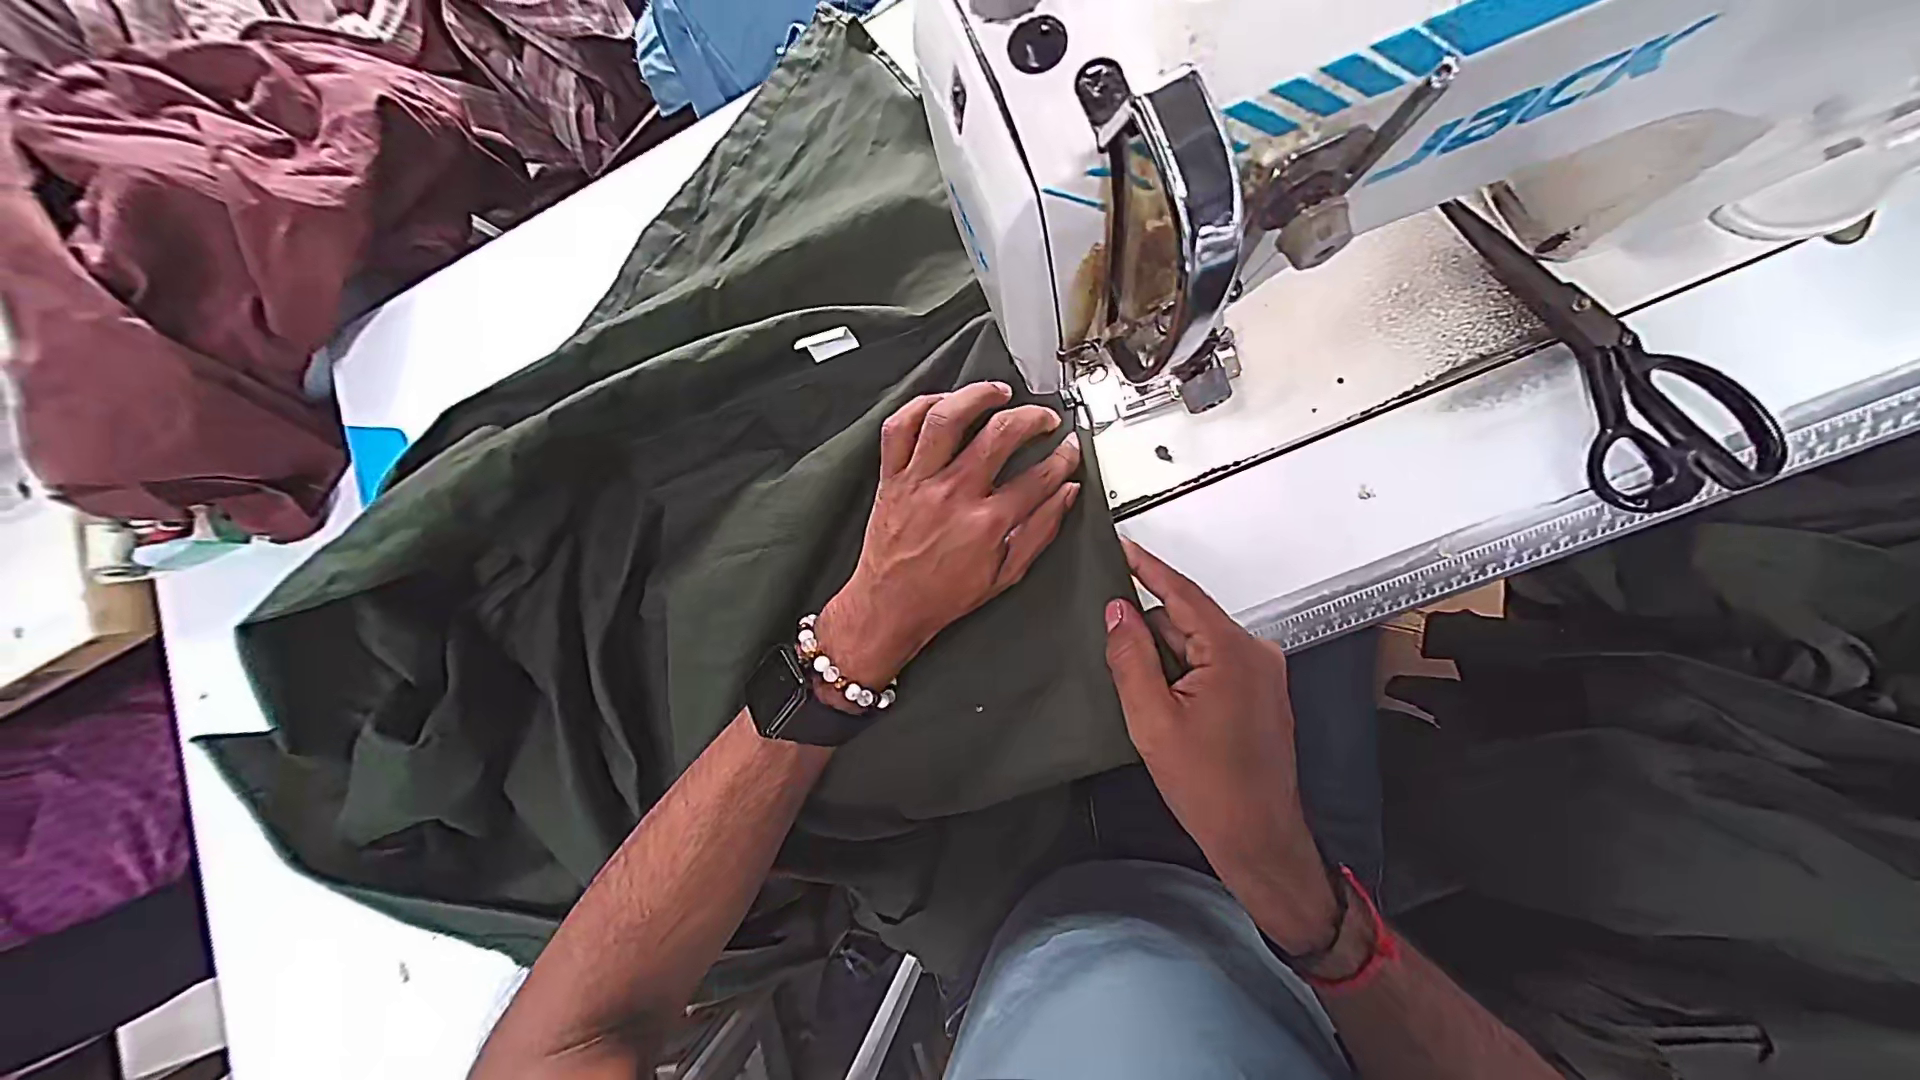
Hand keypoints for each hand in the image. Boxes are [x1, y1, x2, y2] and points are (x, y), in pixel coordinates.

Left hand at [814, 381, 1082, 698]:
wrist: (889, 605)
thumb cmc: (941, 595)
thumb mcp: (1005, 575)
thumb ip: (1040, 532)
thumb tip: (1065, 497)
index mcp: (986, 523)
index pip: (1038, 476)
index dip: (1062, 458)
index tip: (1068, 450)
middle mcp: (953, 495)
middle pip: (999, 435)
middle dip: (1032, 418)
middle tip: (1043, 418)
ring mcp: (920, 482)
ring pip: (947, 419)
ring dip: (977, 396)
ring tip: (998, 392)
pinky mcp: (893, 478)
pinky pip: (899, 429)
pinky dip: (919, 406)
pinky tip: (942, 402)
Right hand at [1102, 539, 1337, 951]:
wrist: (1258, 838)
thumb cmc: (1211, 788)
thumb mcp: (1151, 720)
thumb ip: (1130, 656)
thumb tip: (1117, 611)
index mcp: (1233, 653)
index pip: (1182, 592)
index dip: (1147, 567)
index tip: (1123, 546)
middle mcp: (1255, 653)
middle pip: (1186, 619)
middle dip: (1148, 634)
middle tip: (1116, 657)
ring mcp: (1261, 672)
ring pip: (1196, 642)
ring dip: (1165, 658)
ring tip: (1148, 701)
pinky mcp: (1259, 689)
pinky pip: (1211, 661)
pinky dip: (1183, 671)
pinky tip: (1166, 704)